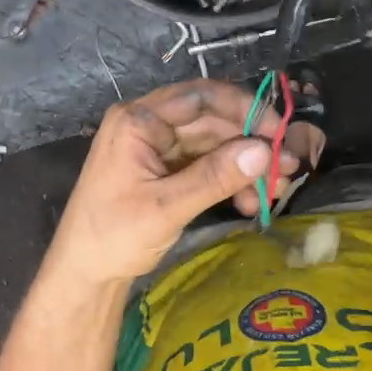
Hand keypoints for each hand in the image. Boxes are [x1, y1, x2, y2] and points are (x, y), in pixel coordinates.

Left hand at [46, 80, 303, 284]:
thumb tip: (265, 150)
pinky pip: (206, 164)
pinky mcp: (165, 170)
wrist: (84, 273)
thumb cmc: (113, 236)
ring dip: (245, 164)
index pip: (199, 97)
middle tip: (287, 168)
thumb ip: (215, 177)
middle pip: (211, 119)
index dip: (244, 109)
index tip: (278, 132)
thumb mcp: (166, 207)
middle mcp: (148, 125)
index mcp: (137, 120)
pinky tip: (251, 203)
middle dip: (250, 143)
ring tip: (275, 190)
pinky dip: (230, 180)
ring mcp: (157, 148)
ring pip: (214, 143)